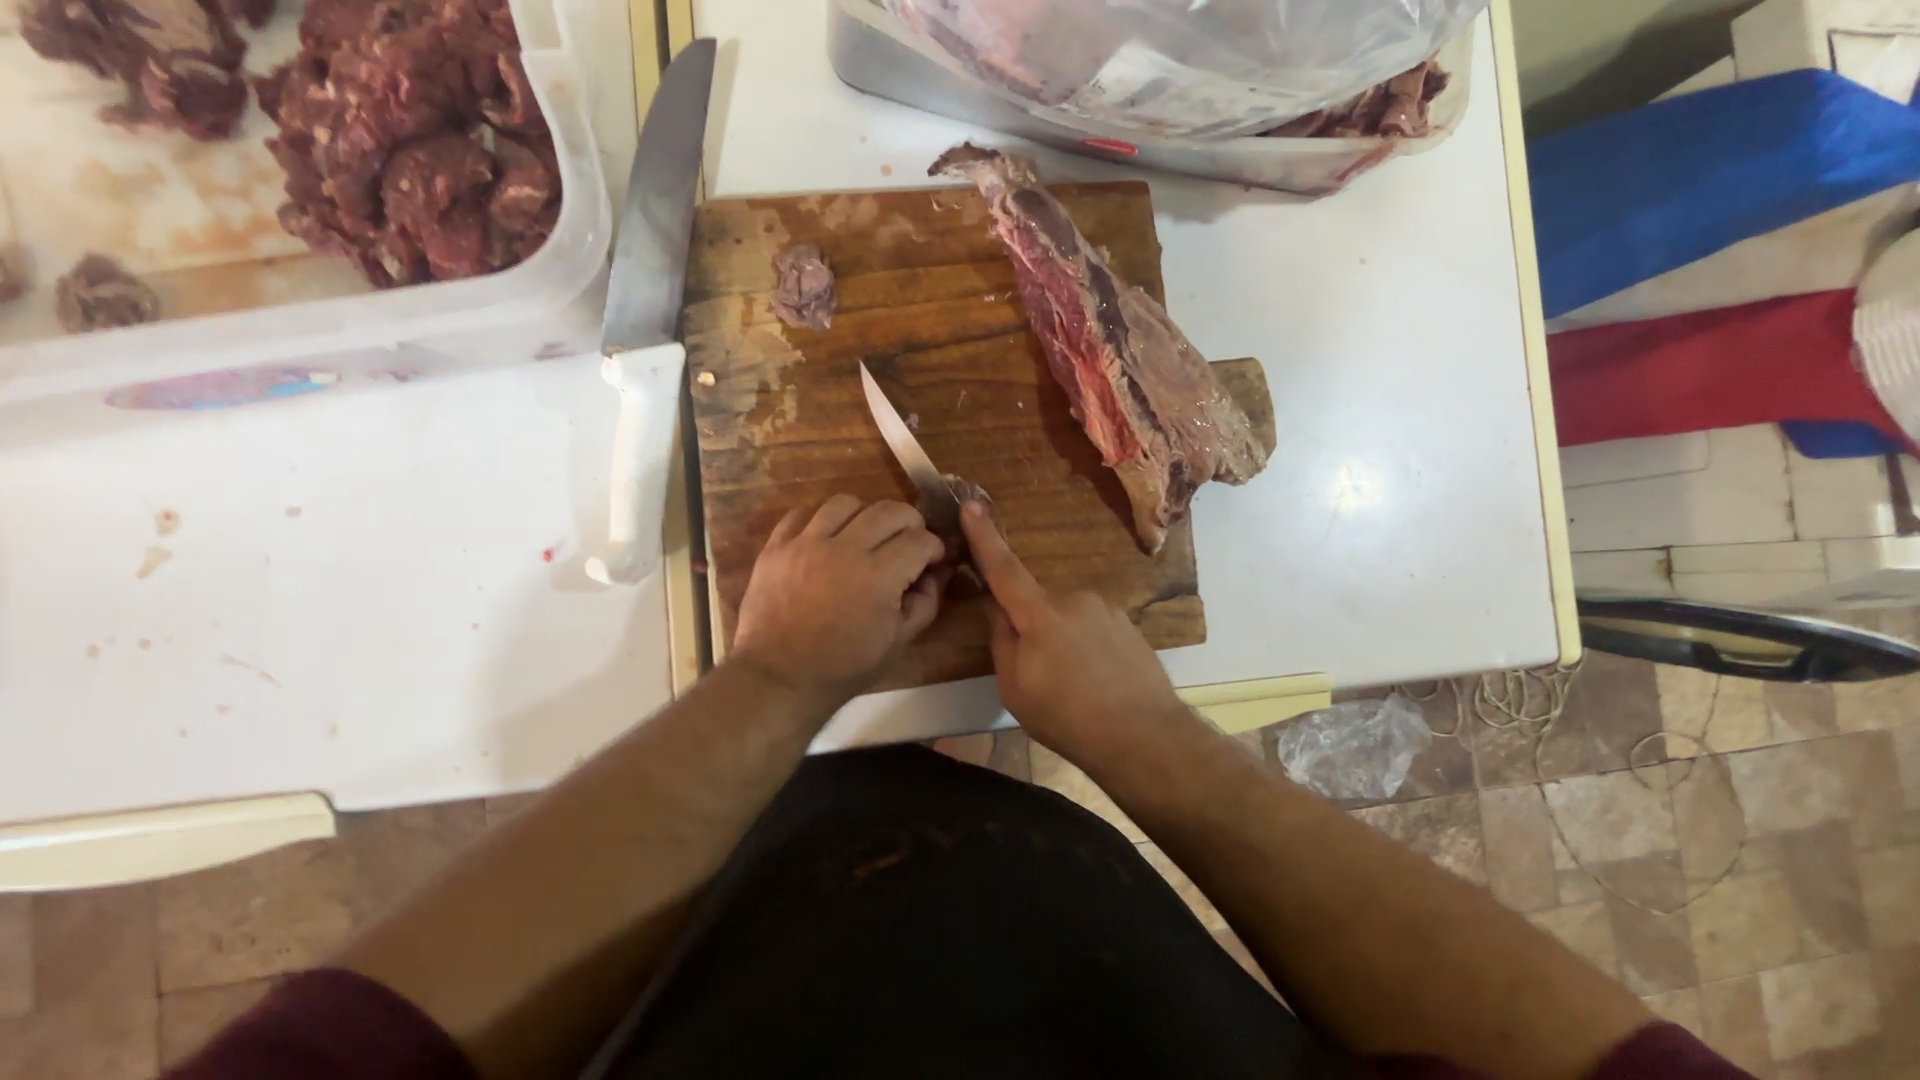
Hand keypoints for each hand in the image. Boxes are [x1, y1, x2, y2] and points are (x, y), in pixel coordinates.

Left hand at [732, 495, 949, 704]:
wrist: (779, 677)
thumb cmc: (843, 667)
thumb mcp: (897, 642)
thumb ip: (924, 603)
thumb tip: (936, 573)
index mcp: (878, 575)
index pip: (920, 539)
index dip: (934, 547)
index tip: (933, 559)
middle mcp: (844, 549)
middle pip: (888, 510)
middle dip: (909, 522)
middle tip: (908, 541)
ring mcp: (806, 543)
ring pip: (845, 503)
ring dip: (865, 515)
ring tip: (865, 535)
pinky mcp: (777, 547)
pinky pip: (802, 513)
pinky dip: (821, 520)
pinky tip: (826, 539)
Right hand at [959, 501, 1196, 760]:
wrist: (1144, 736)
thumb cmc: (1067, 717)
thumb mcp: (1015, 688)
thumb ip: (1002, 640)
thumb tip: (997, 608)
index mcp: (1041, 613)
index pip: (1003, 569)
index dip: (983, 538)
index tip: (971, 504)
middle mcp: (1075, 598)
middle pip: (1038, 605)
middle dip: (1032, 629)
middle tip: (1039, 676)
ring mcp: (1107, 609)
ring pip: (1068, 618)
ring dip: (1063, 641)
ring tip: (1074, 687)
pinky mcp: (1130, 625)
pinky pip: (1094, 629)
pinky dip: (1088, 650)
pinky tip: (1098, 684)